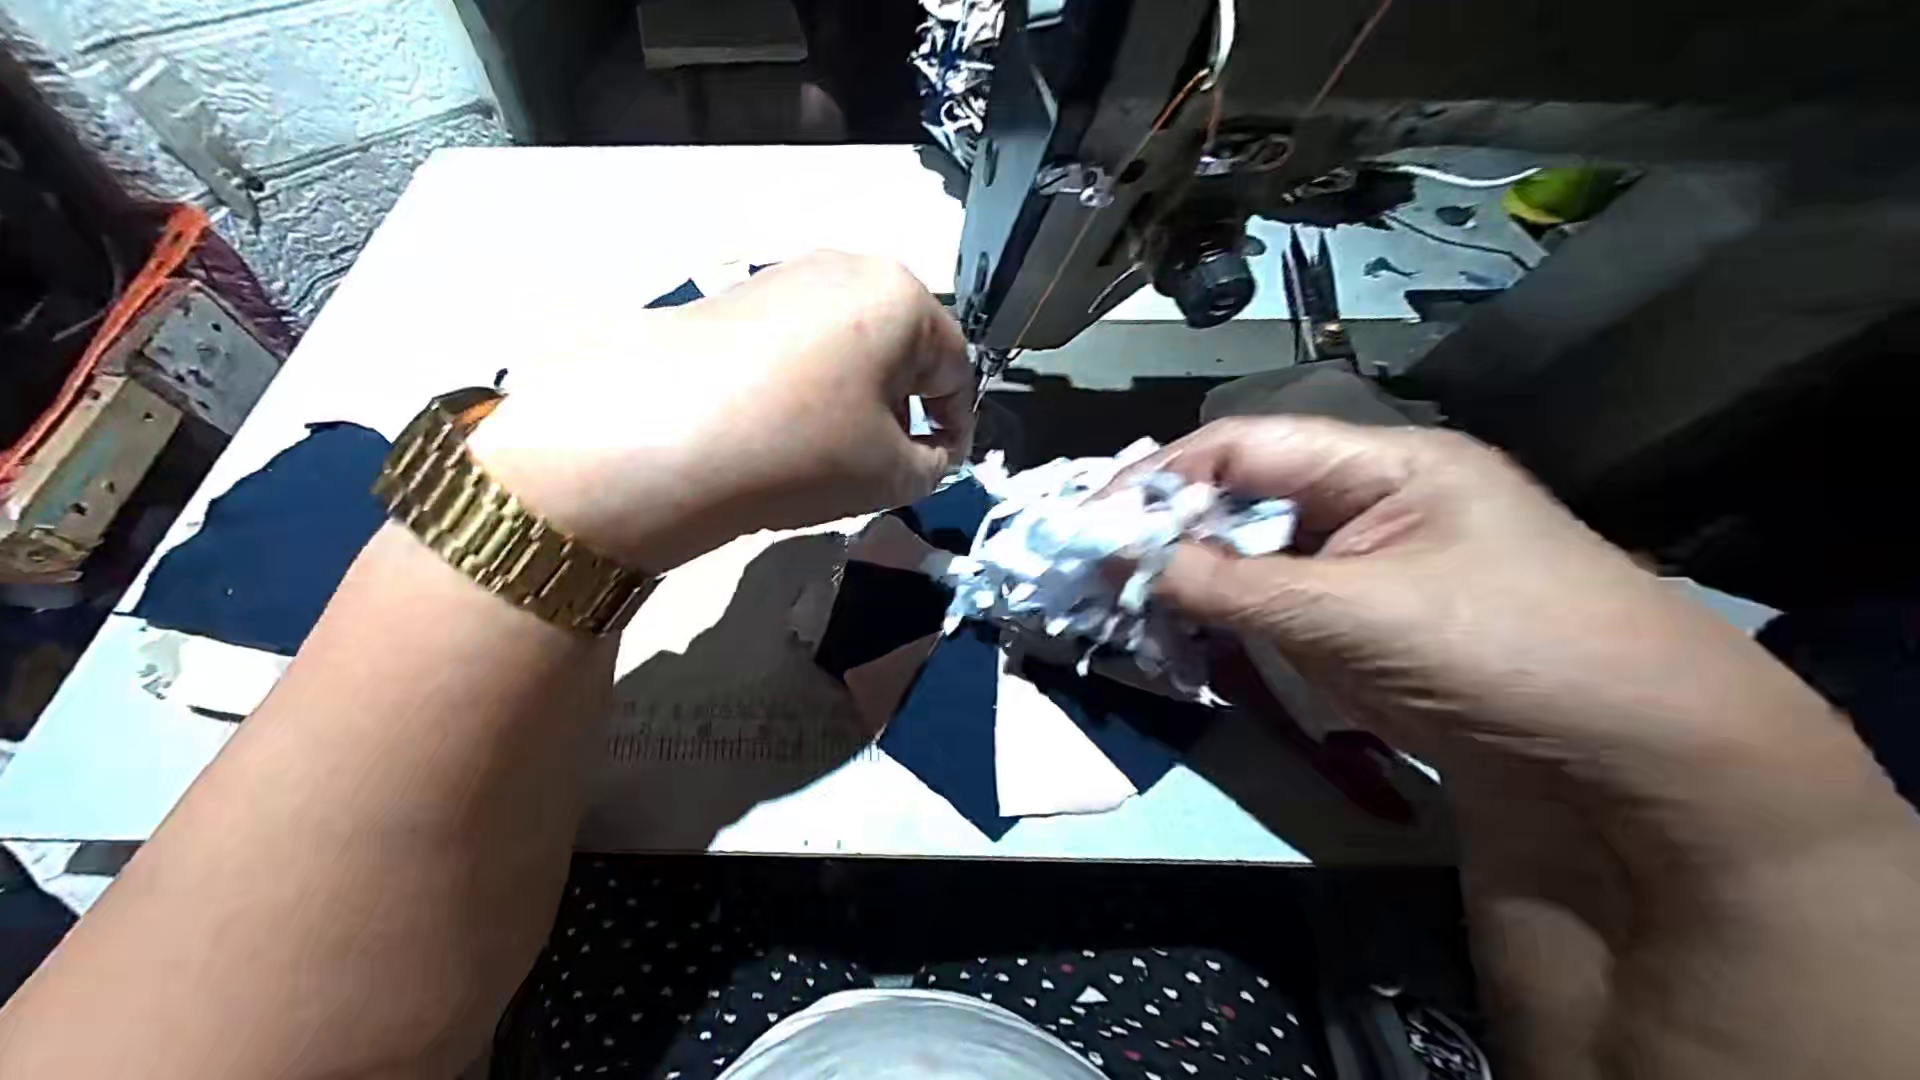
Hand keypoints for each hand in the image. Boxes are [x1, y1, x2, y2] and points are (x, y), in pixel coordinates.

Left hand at [468, 253, 973, 570]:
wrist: (658, 435)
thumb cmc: (803, 449)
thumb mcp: (892, 474)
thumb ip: (934, 464)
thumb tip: (928, 452)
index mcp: (903, 297)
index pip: (957, 369)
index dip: (957, 426)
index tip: (941, 467)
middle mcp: (849, 267)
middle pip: (904, 347)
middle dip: (907, 406)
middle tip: (888, 459)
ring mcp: (788, 274)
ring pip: (854, 342)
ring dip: (862, 394)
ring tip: (834, 446)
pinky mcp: (740, 295)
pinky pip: (806, 340)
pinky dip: (816, 382)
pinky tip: (788, 423)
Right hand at [1135, 417, 1895, 853]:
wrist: (1629, 769)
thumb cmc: (1502, 653)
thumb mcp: (1353, 612)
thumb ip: (1231, 585)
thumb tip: (1128, 562)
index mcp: (1377, 465)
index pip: (1243, 446)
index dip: (1163, 474)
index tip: (1099, 513)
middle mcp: (1358, 501)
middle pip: (1236, 498)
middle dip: (1166, 527)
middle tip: (1102, 563)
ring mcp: (1350, 564)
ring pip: (1242, 554)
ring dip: (1185, 575)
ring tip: (1125, 598)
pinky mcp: (1345, 619)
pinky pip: (1260, 603)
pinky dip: (1215, 615)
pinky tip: (1176, 629)